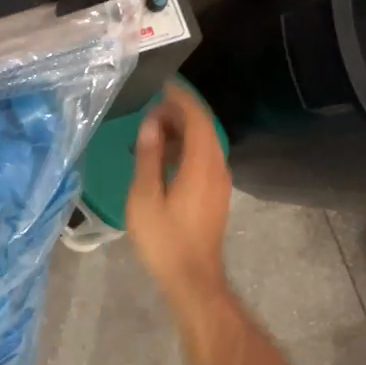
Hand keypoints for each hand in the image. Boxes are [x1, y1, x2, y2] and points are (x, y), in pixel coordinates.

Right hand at [125, 84, 234, 321]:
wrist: (193, 279)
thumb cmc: (164, 239)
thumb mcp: (145, 196)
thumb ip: (149, 156)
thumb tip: (151, 124)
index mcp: (200, 165)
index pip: (197, 119)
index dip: (181, 99)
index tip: (162, 85)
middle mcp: (217, 168)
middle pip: (204, 129)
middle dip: (180, 113)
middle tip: (151, 109)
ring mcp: (220, 183)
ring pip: (205, 144)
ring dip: (182, 131)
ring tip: (153, 130)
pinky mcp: (216, 195)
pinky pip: (204, 159)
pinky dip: (186, 148)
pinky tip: (164, 157)